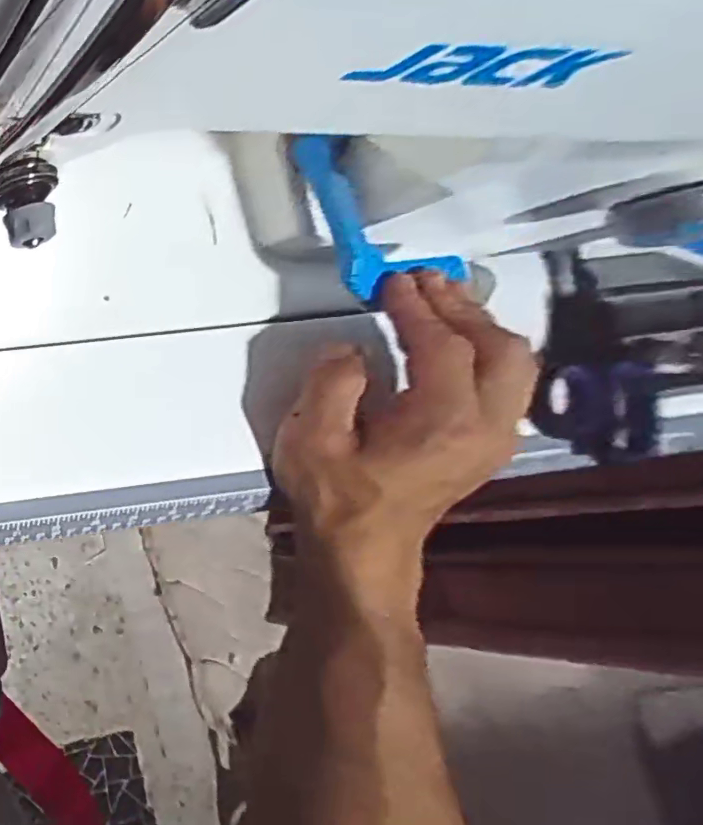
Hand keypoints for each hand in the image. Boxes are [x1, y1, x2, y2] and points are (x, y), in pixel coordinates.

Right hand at [273, 270, 537, 603]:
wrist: (364, 544)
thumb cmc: (333, 493)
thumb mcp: (311, 438)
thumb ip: (331, 385)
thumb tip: (349, 349)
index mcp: (442, 421)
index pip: (443, 346)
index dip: (418, 309)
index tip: (393, 281)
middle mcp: (488, 424)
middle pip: (499, 348)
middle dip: (461, 307)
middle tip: (423, 280)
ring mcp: (496, 435)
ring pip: (513, 363)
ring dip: (478, 325)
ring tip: (439, 299)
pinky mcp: (488, 441)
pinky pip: (506, 380)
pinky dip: (483, 348)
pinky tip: (453, 339)